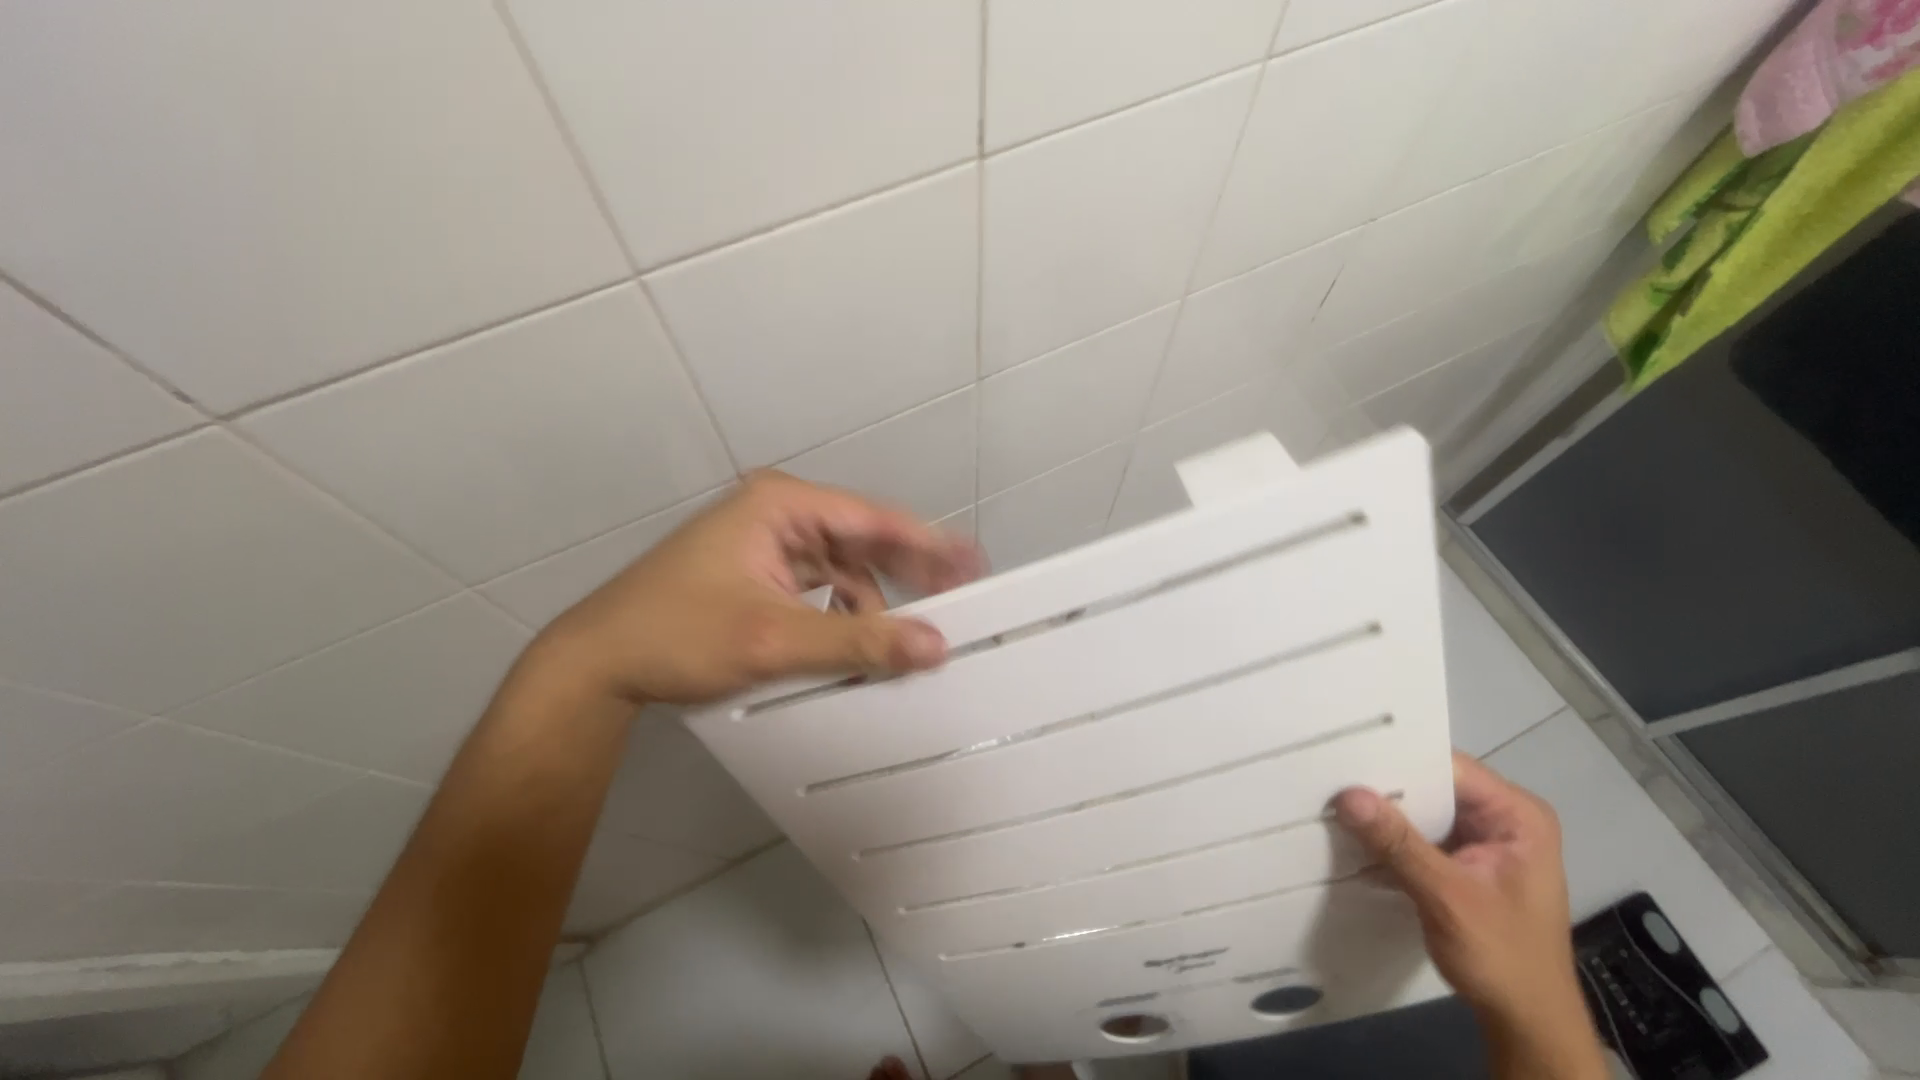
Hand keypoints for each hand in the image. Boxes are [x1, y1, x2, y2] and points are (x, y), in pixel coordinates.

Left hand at [539, 470, 984, 705]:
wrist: (599, 664)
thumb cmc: (678, 636)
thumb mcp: (775, 640)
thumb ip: (859, 641)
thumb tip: (934, 645)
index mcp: (781, 505)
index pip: (874, 519)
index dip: (928, 543)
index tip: (973, 564)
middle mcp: (778, 513)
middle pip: (862, 539)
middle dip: (908, 571)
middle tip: (961, 595)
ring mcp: (766, 543)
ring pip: (843, 567)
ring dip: (874, 600)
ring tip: (911, 633)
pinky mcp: (758, 573)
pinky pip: (819, 587)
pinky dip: (843, 613)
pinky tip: (860, 640)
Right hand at [1334, 753, 1605, 1078]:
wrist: (1526, 1023)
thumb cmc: (1503, 958)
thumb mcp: (1447, 897)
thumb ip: (1398, 843)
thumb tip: (1347, 795)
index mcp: (1518, 815)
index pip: (1449, 768)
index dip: (1398, 759)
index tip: (1346, 755)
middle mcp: (1503, 818)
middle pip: (1434, 785)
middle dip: (1385, 785)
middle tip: (1328, 776)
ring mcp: (1484, 840)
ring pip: (1424, 809)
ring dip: (1384, 812)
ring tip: (1331, 799)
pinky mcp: (1464, 861)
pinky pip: (1421, 834)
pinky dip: (1391, 836)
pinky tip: (1353, 833)